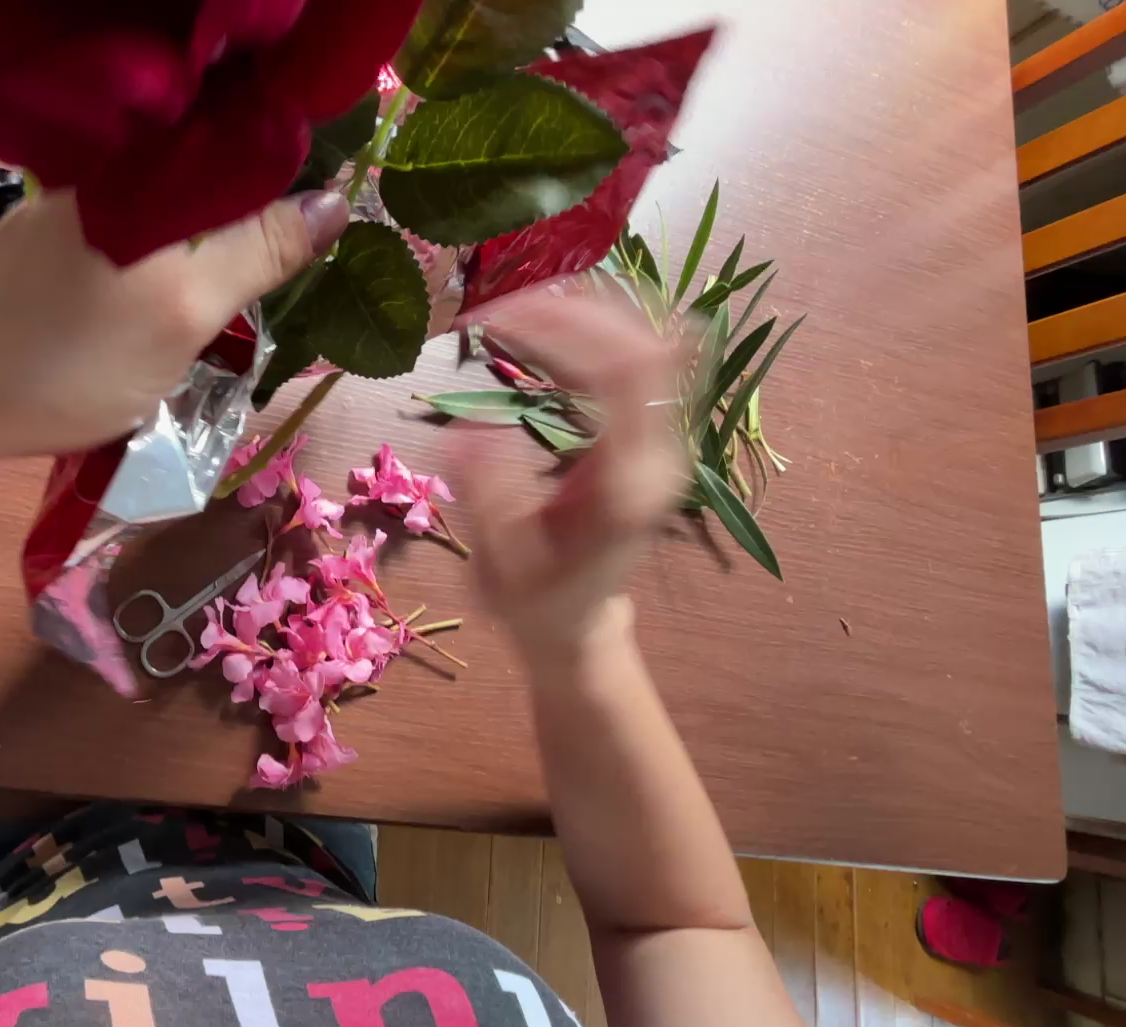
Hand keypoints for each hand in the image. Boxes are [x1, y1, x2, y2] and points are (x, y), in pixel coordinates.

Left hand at [0, 188, 349, 464]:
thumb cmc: (65, 363)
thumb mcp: (179, 311)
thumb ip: (257, 252)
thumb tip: (337, 200)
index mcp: (146, 170)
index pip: (247, 152)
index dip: (292, 193)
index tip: (313, 250)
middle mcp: (107, 174)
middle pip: (209, 188)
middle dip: (251, 238)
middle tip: (267, 300)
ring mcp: (70, 210)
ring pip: (169, 224)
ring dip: (204, 266)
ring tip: (215, 320)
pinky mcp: (46, 247)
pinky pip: (129, 246)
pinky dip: (157, 278)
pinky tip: (153, 318)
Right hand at [459, 294, 681, 664]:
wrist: (577, 623)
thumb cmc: (536, 602)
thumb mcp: (500, 562)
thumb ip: (487, 495)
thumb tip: (466, 426)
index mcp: (627, 486)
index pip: (621, 375)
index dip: (565, 330)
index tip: (497, 322)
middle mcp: (658, 456)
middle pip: (644, 346)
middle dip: (573, 311)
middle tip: (499, 307)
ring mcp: (659, 444)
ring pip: (648, 345)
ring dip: (588, 314)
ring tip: (521, 305)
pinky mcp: (644, 438)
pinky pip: (636, 364)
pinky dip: (597, 331)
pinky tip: (555, 321)